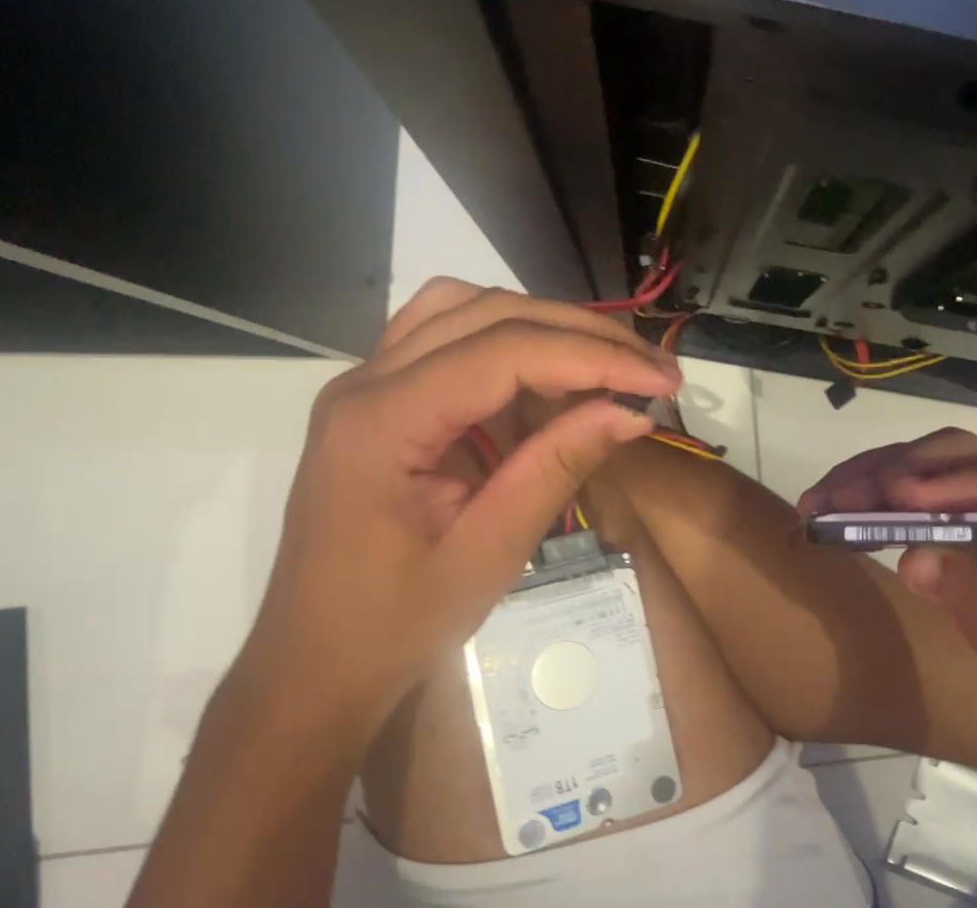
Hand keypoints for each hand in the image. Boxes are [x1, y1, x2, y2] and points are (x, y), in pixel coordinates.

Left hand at [225, 279, 681, 738]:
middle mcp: (365, 382)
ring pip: (463, 310)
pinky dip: (505, 347)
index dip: (593, 355)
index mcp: (382, 419)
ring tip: (603, 367)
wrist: (315, 667)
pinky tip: (546, 385)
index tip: (662, 379)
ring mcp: (365, 387)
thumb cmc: (395, 624)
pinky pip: (445, 341)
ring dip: (540, 327)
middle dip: (578, 332)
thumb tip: (632, 411)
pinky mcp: (378, 403)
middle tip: (649, 368)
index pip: (505, 349)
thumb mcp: (489, 552)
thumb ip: (557, 467)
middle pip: (487, 312)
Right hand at [799, 429, 976, 741]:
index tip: (890, 497)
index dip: (940, 483)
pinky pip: (911, 515)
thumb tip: (910, 559)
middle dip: (891, 474)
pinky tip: (834, 520)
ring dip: (868, 485)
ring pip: (921, 477)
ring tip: (817, 503)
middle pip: (948, 460)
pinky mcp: (961, 543)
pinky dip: (872, 514)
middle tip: (839, 499)